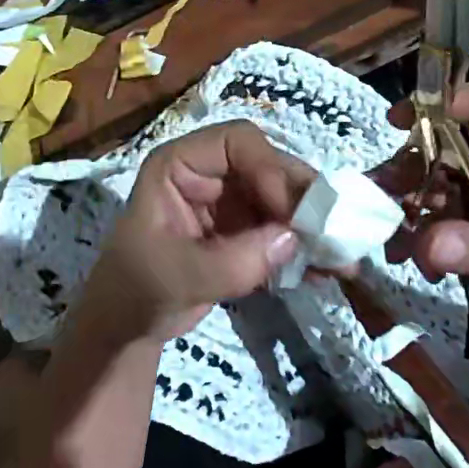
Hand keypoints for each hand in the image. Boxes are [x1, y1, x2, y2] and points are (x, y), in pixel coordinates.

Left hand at [77, 121, 313, 346]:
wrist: (127, 325)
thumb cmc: (136, 289)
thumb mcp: (178, 276)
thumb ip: (234, 261)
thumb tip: (295, 240)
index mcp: (181, 164)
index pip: (236, 142)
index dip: (269, 168)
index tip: (290, 212)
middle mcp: (211, 175)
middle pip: (269, 168)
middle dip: (302, 200)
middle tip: (334, 232)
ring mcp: (231, 203)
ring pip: (284, 199)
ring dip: (313, 227)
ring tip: (341, 259)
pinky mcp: (246, 232)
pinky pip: (284, 230)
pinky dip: (304, 249)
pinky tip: (324, 272)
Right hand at [382, 86, 468, 367]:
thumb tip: (420, 245)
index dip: (443, 103)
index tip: (399, 123)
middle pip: (452, 150)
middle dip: (413, 167)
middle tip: (380, 195)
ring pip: (445, 190)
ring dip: (414, 208)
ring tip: (389, 238)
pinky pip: (451, 227)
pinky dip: (427, 239)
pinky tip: (411, 261)